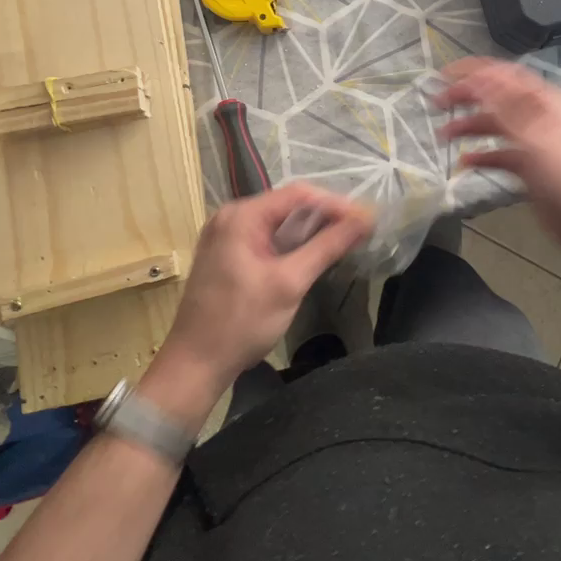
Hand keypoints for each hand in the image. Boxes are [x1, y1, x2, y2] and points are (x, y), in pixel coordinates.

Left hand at [158, 182, 373, 393]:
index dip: (336, 204)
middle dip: (325, 217)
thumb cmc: (241, 323)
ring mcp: (226, 236)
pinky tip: (312, 256)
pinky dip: (292, 244)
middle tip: (359, 232)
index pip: (299, 195)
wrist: (194, 365)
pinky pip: (267, 238)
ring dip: (310, 232)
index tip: (366, 220)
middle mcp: (231, 217)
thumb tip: (365, 220)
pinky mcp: (227, 255)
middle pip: (288, 206)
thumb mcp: (289, 283)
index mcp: (241, 216)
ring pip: (279, 223)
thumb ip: (327, 247)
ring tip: (343, 243)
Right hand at [435, 58, 560, 243]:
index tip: (444, 75)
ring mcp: (534, 142)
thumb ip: (506, 107)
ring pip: (496, 126)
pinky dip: (482, 155)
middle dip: (467, 98)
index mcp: (545, 102)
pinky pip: (500, 154)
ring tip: (443, 136)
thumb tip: (478, 78)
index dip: (474, 71)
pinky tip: (464, 162)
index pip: (505, 75)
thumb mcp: (536, 138)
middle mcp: (539, 117)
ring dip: (470, 127)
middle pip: (497, 98)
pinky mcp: (529, 167)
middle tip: (438, 104)